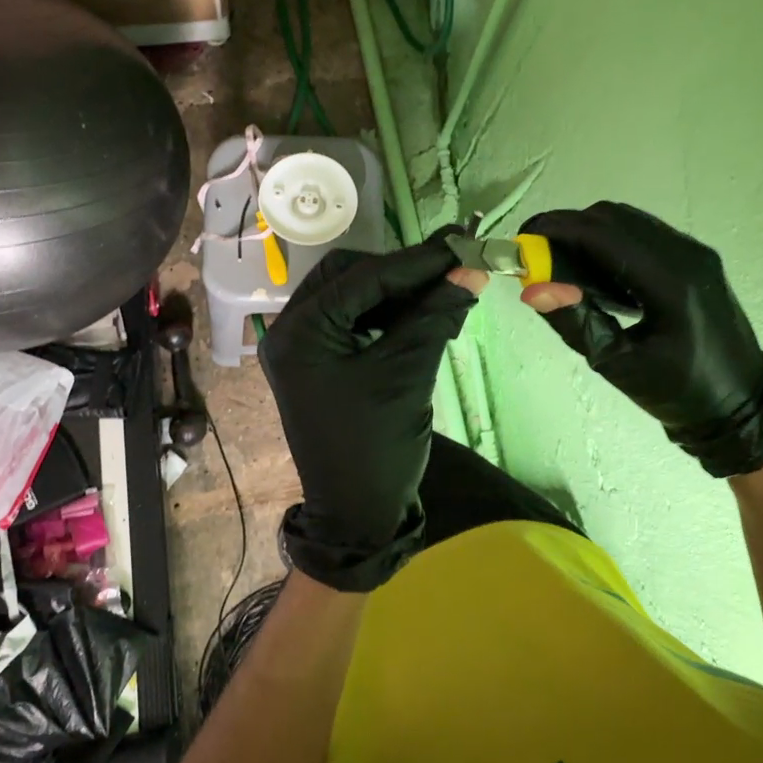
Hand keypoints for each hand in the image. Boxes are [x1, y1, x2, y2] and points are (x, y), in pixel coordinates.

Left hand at [259, 236, 485, 591]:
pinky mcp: (319, 364)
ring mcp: (303, 349)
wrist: (357, 516)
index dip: (417, 261)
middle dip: (402, 272)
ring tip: (444, 293)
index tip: (462, 246)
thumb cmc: (376, 447)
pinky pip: (353, 322)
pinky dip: (387, 316)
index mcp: (300, 332)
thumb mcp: (407, 374)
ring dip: (397, 292)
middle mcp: (291, 332)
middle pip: (350, 276)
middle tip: (452, 269)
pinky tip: (422, 317)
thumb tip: (471, 269)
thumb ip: (435, 314)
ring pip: (353, 296)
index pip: (364, 277)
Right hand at [519, 202, 762, 477]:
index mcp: (670, 282)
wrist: (740, 406)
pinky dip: (611, 242)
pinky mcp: (696, 258)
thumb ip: (573, 321)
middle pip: (613, 218)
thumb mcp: (616, 364)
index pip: (602, 235)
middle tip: (535, 256)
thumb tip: (531, 288)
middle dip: (568, 228)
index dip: (556, 230)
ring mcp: (695, 252)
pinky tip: (595, 272)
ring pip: (629, 221)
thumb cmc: (677, 392)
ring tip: (559, 264)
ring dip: (589, 233)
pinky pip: (644, 234)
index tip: (522, 240)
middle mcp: (686, 254)